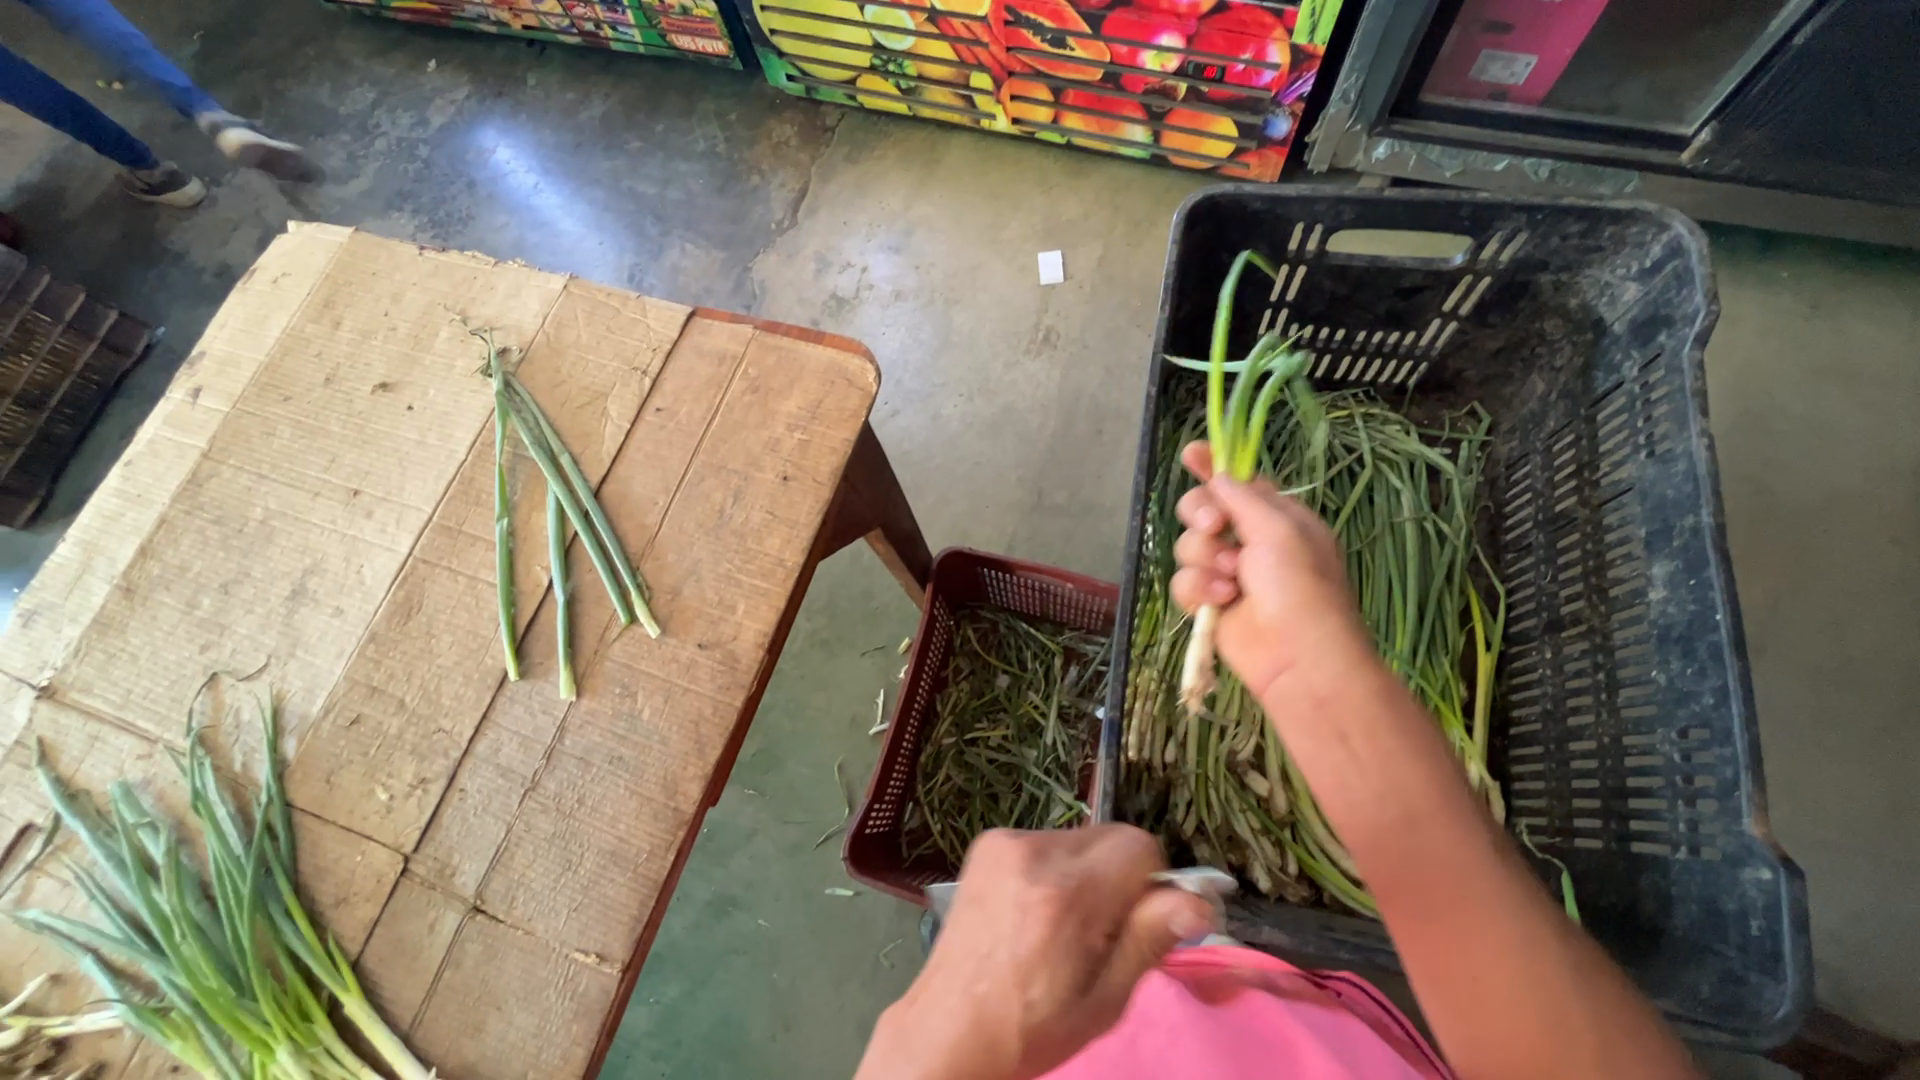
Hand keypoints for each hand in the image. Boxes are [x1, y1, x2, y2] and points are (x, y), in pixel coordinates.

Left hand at [855, 827, 1214, 1079]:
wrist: (950, 1027)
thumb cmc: (1033, 1027)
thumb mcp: (1104, 1001)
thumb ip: (1149, 939)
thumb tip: (1200, 901)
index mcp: (1067, 893)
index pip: (1140, 844)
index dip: (1151, 883)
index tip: (1136, 922)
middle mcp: (1034, 851)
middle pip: (1111, 836)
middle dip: (1119, 876)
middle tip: (1099, 930)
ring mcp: (1005, 841)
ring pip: (1081, 839)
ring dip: (1087, 871)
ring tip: (1061, 924)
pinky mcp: (987, 842)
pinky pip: (1047, 841)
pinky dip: (1054, 868)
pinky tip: (1035, 909)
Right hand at [1171, 441, 1375, 702]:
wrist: (1297, 655)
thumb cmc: (1300, 585)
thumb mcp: (1279, 529)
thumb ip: (1242, 497)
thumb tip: (1217, 477)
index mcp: (1276, 518)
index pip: (1239, 483)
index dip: (1212, 467)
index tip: (1190, 453)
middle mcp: (1249, 541)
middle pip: (1202, 509)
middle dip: (1201, 515)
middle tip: (1214, 527)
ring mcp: (1226, 572)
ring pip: (1188, 546)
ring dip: (1206, 560)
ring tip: (1231, 580)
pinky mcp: (1208, 602)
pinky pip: (1183, 581)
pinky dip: (1199, 589)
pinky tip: (1221, 601)